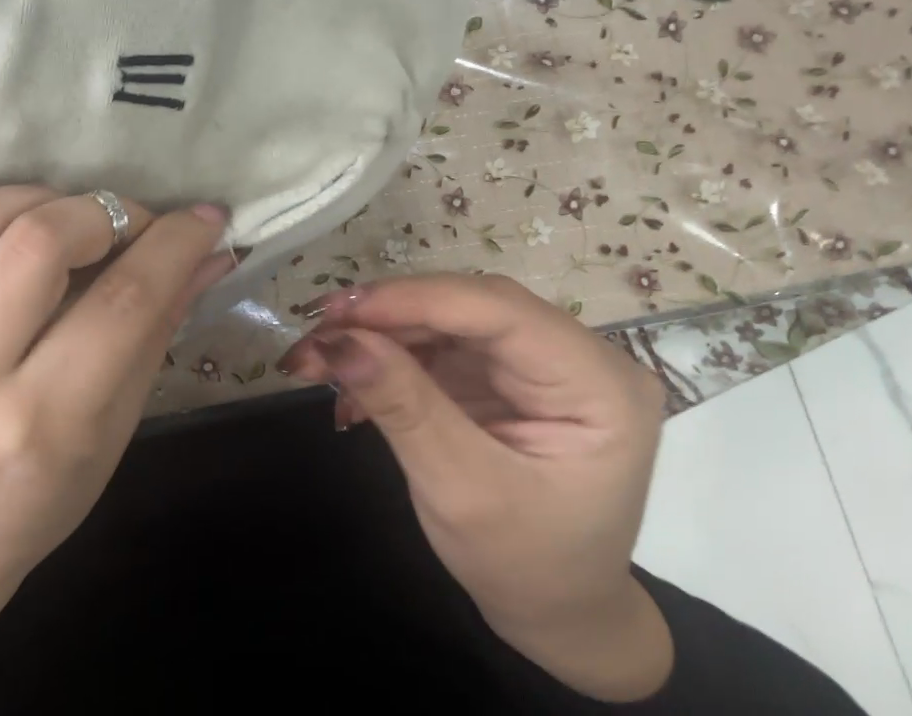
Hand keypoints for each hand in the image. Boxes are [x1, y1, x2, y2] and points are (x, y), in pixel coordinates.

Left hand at [0, 187, 234, 651]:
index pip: (122, 302)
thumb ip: (156, 332)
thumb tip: (207, 252)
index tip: (203, 220)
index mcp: (44, 419)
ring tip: (63, 220)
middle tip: (127, 228)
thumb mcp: (115, 430)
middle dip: (100, 213)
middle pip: (36, 244)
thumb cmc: (43, 497)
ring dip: (30, 200)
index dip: (174, 245)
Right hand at [281, 274, 673, 701]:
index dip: (413, 300)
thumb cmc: (523, 561)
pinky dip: (383, 356)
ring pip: (443, 319)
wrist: (553, 611)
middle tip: (313, 335)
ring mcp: (536, 364)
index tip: (335, 313)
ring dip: (374, 333)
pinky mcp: (500, 375)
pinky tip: (346, 381)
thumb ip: (404, 406)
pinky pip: (434, 345)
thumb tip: (337, 340)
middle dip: (384, 315)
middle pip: (468, 306)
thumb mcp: (459, 488)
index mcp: (599, 386)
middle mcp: (577, 358)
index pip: (500, 312)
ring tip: (313, 358)